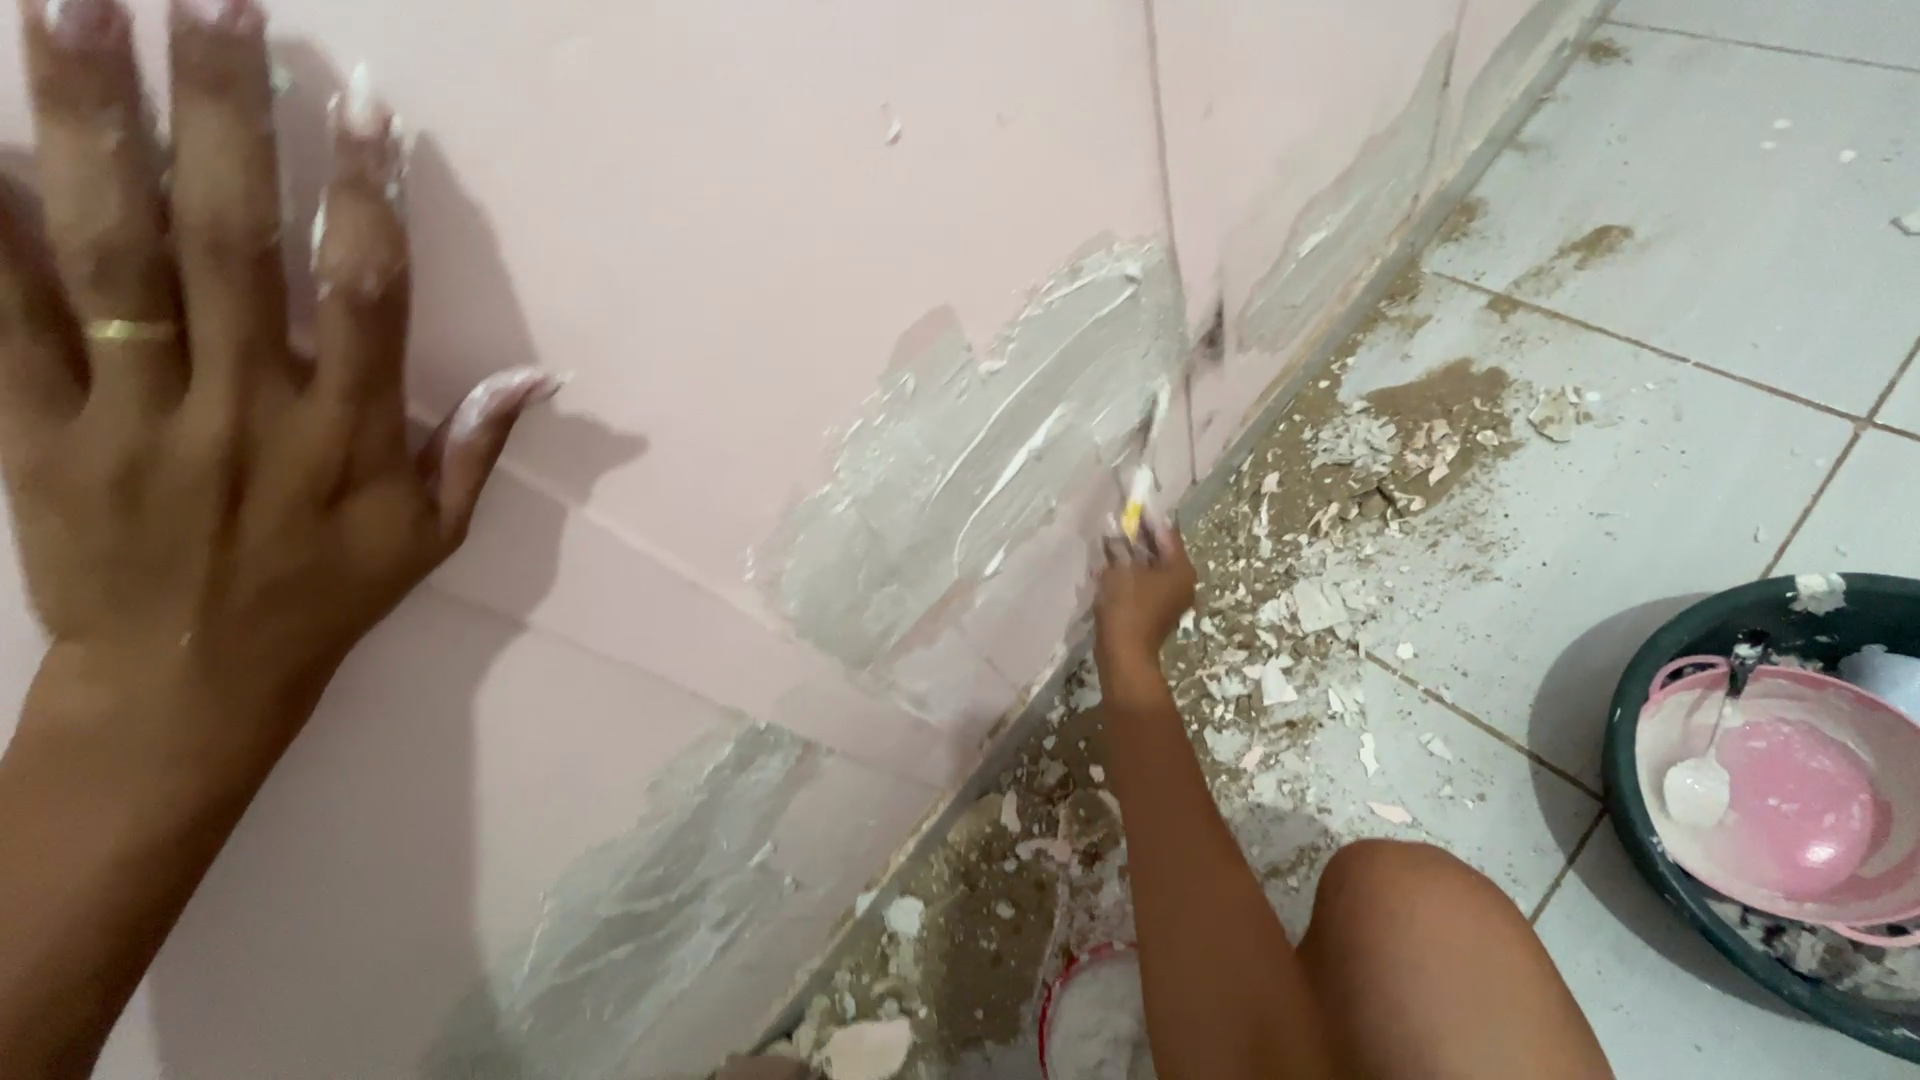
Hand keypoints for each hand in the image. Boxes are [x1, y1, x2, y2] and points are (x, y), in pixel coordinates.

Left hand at [0, 0, 552, 763]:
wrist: (191, 679)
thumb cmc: (332, 596)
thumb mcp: (434, 535)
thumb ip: (475, 447)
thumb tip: (538, 376)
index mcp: (350, 434)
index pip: (366, 294)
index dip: (365, 194)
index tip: (360, 101)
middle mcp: (249, 407)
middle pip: (231, 242)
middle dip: (224, 114)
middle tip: (214, 1)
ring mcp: (137, 413)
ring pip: (110, 255)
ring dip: (89, 125)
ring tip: (71, 7)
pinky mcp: (39, 430)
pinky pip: (4, 317)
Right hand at [1093, 515, 1196, 685]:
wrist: (1124, 653)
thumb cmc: (1127, 607)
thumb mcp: (1120, 569)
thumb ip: (1120, 545)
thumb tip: (1115, 527)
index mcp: (1181, 569)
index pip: (1168, 534)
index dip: (1149, 518)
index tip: (1133, 504)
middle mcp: (1182, 582)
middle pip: (1161, 551)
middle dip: (1139, 536)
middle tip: (1119, 521)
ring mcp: (1170, 599)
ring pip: (1151, 567)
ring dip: (1132, 555)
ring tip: (1111, 540)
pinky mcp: (1156, 610)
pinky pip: (1144, 583)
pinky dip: (1130, 572)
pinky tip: (1111, 565)